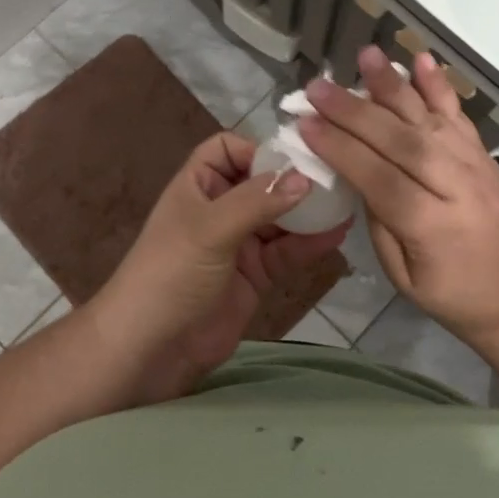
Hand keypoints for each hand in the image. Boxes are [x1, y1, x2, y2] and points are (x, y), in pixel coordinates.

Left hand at [89, 132, 349, 403]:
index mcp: (196, 185)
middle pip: (262, 182)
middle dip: (296, 180)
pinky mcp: (255, 276)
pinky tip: (338, 233)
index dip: (259, 148)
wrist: (151, 349)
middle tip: (339, 176)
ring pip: (280, 218)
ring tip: (347, 203)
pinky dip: (310, 243)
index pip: (229, 149)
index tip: (298, 156)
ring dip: (309, 212)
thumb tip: (305, 178)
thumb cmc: (170, 274)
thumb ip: (257, 202)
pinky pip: (287, 252)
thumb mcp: (209, 229)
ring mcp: (238, 244)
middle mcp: (218, 209)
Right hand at [298, 46, 498, 337]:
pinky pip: (458, 114)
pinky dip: (438, 85)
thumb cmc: (452, 293)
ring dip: (393, 84)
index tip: (305, 124)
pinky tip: (421, 59)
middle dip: (354, 111)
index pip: (379, 178)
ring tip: (365, 55)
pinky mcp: (482, 153)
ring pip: (427, 118)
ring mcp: (474, 164)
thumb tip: (354, 173)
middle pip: (401, 140)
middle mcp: (456, 186)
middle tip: (317, 87)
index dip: (341, 149)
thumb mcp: (403, 276)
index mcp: (433, 226)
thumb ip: (379, 222)